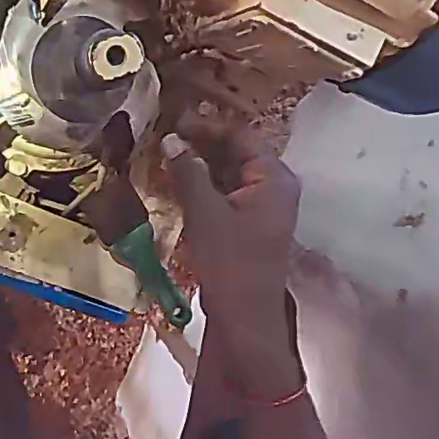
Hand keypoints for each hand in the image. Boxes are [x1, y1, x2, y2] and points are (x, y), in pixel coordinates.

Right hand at [163, 124, 300, 389]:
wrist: (245, 316)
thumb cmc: (229, 261)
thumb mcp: (205, 212)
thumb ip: (188, 171)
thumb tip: (171, 140)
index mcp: (273, 177)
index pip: (240, 135)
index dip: (205, 126)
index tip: (172, 123)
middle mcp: (274, 185)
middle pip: (236, 152)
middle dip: (200, 145)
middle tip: (164, 138)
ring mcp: (264, 205)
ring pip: (229, 172)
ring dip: (199, 165)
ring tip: (164, 157)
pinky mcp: (250, 222)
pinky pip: (227, 192)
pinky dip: (204, 186)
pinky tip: (176, 183)